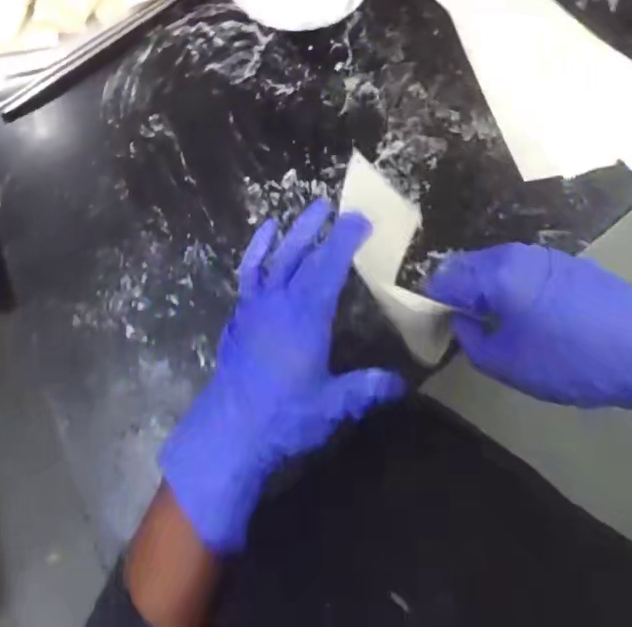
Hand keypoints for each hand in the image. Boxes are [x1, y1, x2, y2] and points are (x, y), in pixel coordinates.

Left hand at [160, 200, 407, 551]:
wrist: (230, 426)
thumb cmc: (285, 415)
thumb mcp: (333, 404)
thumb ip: (366, 388)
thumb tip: (401, 382)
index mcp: (307, 315)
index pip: (329, 266)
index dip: (345, 240)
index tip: (360, 219)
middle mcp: (281, 299)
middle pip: (302, 253)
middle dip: (320, 227)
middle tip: (336, 206)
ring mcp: (256, 303)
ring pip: (277, 256)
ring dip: (293, 231)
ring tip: (309, 211)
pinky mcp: (241, 311)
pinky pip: (249, 271)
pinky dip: (258, 249)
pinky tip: (266, 234)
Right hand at [426, 244, 631, 457]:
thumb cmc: (573, 360)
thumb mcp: (508, 364)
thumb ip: (469, 340)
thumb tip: (461, 322)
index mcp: (494, 272)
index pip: (441, 279)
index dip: (429, 302)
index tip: (433, 324)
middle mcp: (514, 253)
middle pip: (466, 266)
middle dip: (456, 292)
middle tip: (461, 324)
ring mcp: (544, 255)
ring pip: (495, 266)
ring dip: (486, 288)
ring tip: (494, 320)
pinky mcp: (569, 265)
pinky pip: (523, 270)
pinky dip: (513, 287)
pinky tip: (529, 315)